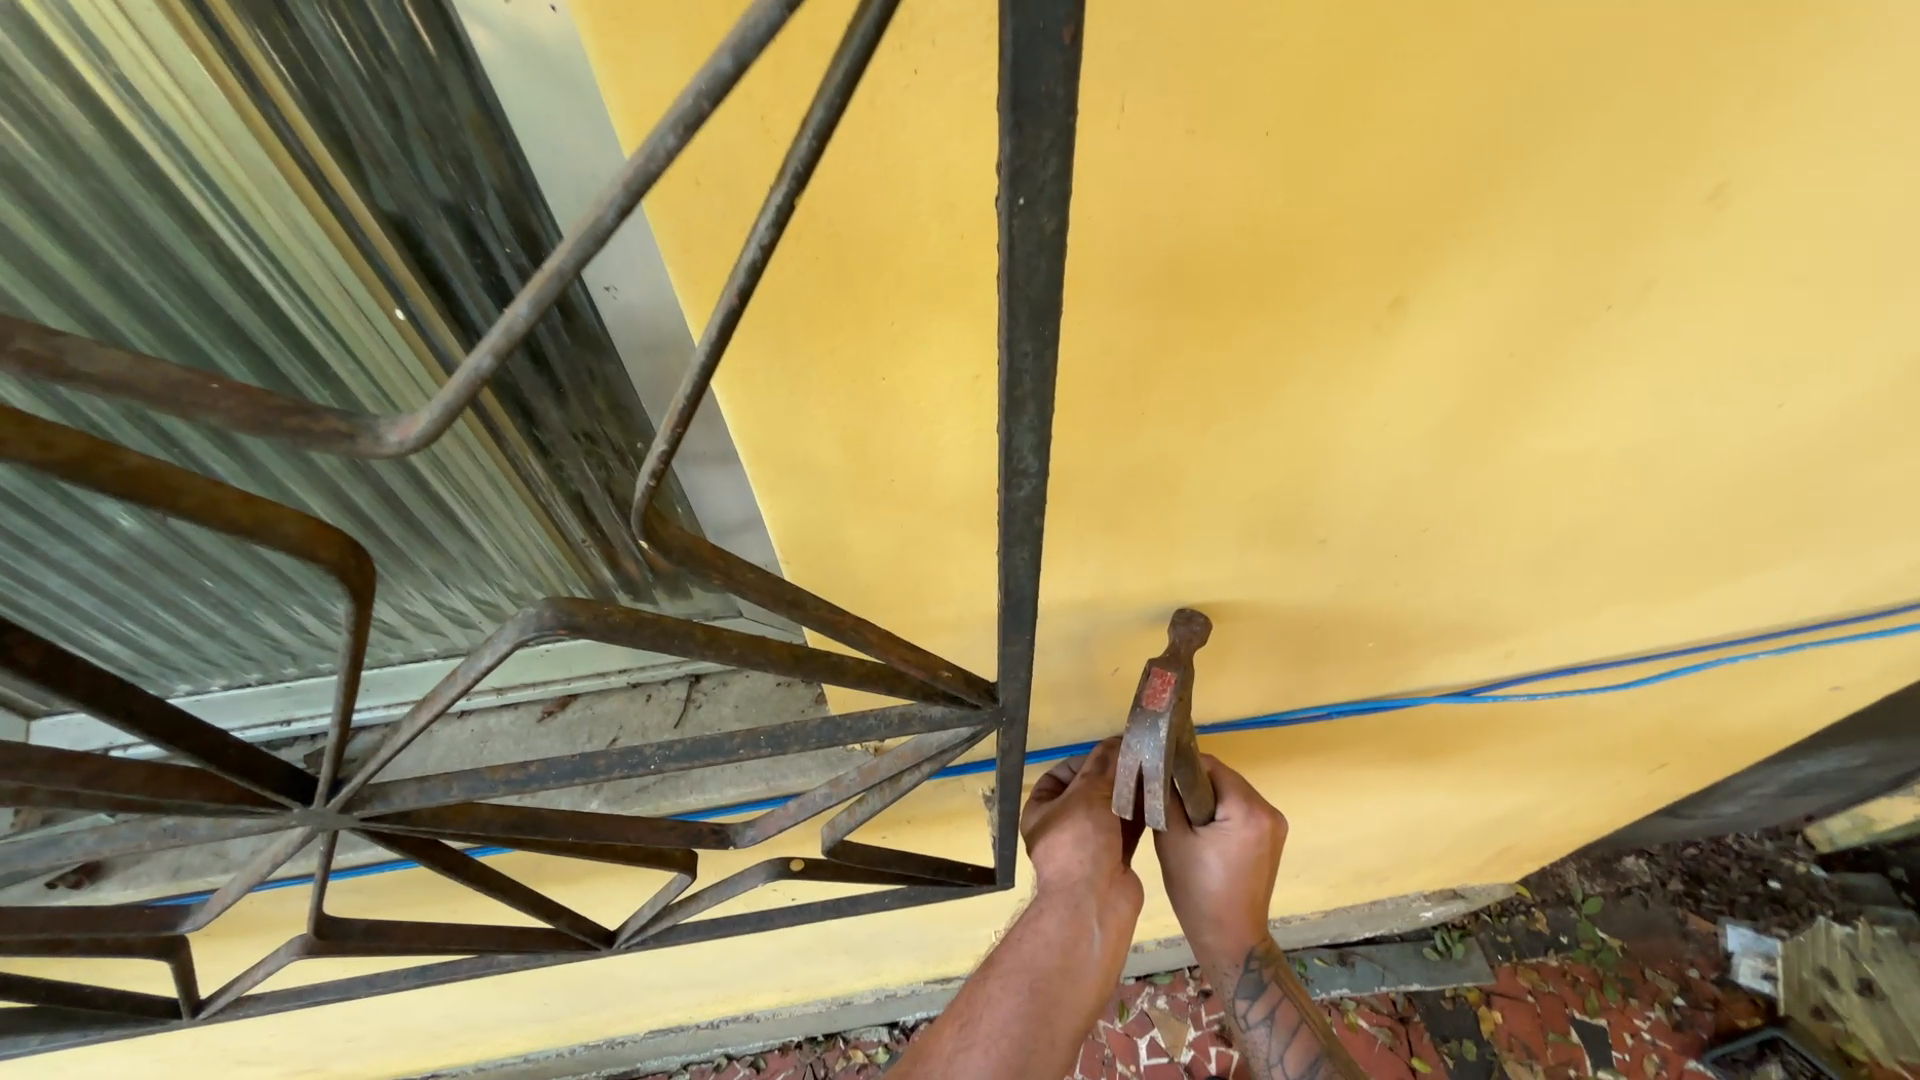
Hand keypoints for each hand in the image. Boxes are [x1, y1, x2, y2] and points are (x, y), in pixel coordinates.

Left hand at [1019, 737, 1145, 916]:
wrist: (1094, 904)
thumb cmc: (1079, 843)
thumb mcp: (1087, 795)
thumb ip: (1104, 767)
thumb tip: (1118, 741)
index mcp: (1042, 811)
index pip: (1060, 776)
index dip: (1084, 761)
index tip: (1110, 753)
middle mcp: (1062, 826)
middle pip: (1089, 792)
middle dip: (1112, 777)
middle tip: (1138, 760)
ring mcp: (1088, 844)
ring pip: (1110, 810)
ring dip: (1129, 793)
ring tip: (1152, 773)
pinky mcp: (1113, 858)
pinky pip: (1126, 829)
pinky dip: (1139, 814)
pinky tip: (1157, 798)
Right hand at [1152, 755, 1286, 966]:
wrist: (1229, 938)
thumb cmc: (1196, 889)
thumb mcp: (1172, 838)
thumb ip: (1167, 796)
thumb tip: (1159, 768)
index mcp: (1247, 809)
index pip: (1209, 765)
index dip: (1181, 771)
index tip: (1161, 786)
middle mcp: (1269, 811)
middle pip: (1223, 778)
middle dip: (1195, 787)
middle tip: (1171, 808)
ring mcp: (1276, 825)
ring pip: (1231, 793)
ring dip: (1208, 801)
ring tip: (1187, 826)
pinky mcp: (1273, 838)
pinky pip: (1242, 810)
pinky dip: (1222, 814)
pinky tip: (1206, 837)